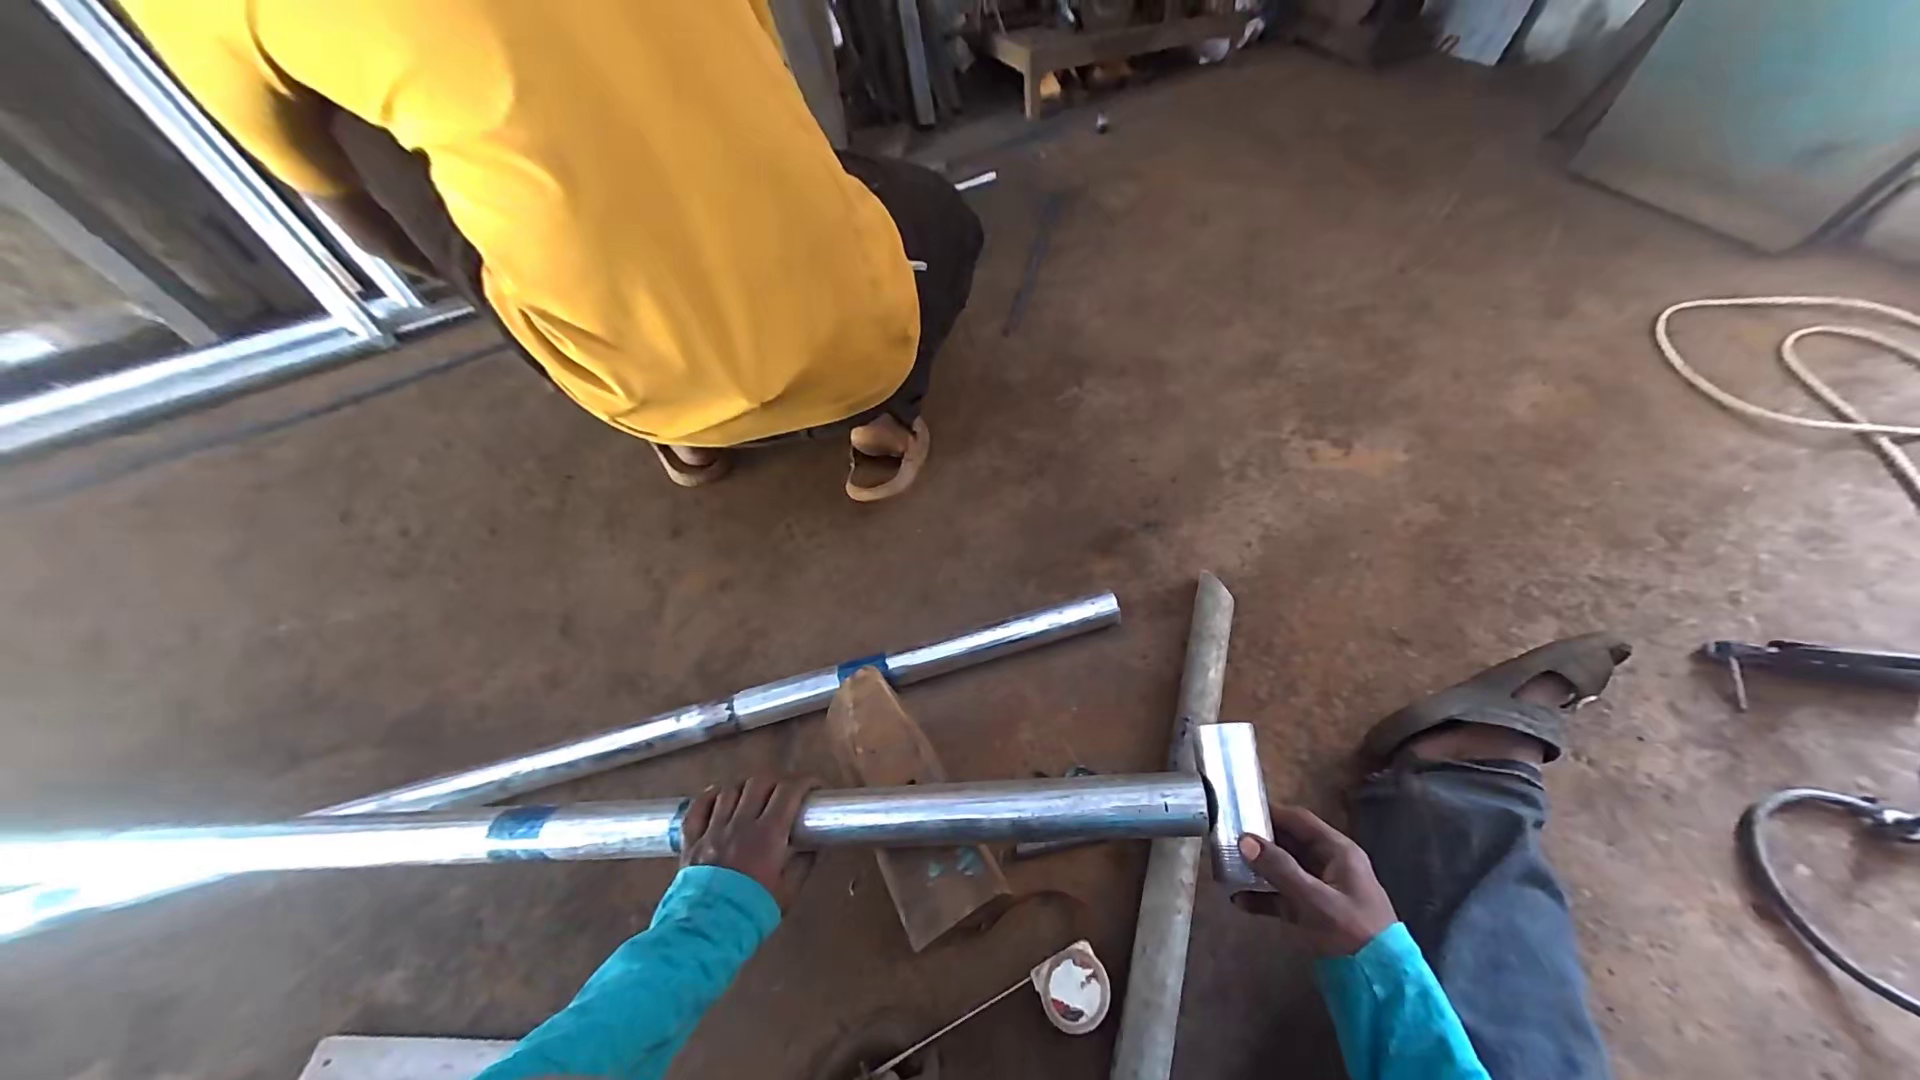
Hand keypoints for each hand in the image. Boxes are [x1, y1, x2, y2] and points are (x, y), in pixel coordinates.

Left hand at [680, 776, 819, 910]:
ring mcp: (712, 830)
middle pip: (760, 782)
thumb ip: (803, 864)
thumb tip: (812, 845)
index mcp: (767, 836)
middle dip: (778, 780)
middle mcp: (740, 825)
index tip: (814, 786)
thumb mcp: (788, 892)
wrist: (705, 936)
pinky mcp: (691, 841)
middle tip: (786, 791)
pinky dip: (710, 796)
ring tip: (755, 794)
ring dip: (747, 786)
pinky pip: (698, 807)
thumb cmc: (749, 915)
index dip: (805, 782)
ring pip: (730, 790)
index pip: (789, 791)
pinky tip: (720, 795)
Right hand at [1232, 805, 1396, 955]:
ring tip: (1227, 866)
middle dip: (1259, 841)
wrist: (1383, 991)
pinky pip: (1283, 896)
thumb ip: (1280, 868)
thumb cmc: (1354, 934)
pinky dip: (1263, 896)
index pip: (1299, 820)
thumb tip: (1244, 840)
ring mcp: (1322, 890)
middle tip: (1226, 837)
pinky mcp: (1314, 913)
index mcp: (1339, 852)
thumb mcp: (1316, 900)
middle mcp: (1330, 865)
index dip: (1270, 812)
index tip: (1238, 809)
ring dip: (1257, 869)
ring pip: (1283, 869)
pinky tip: (1239, 900)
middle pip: (1289, 843)